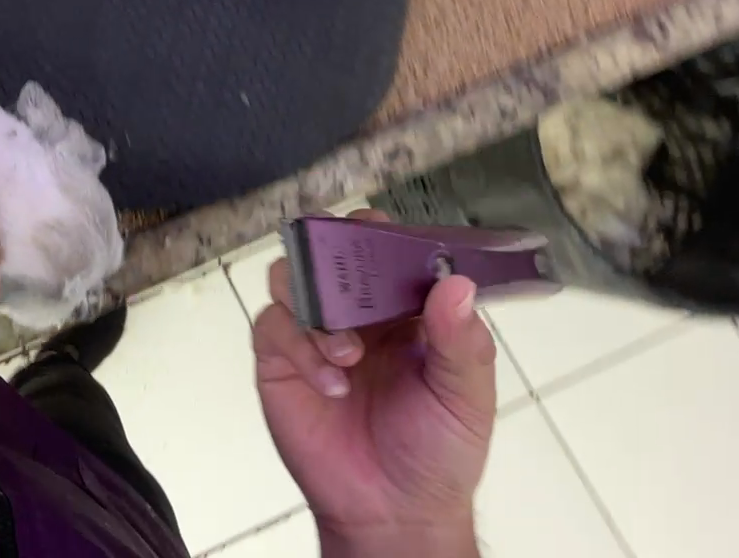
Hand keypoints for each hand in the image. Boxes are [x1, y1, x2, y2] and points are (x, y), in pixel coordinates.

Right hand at [253, 210, 494, 557]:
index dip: (375, 232)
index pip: (379, 249)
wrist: (389, 511)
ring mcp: (308, 328)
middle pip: (321, 250)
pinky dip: (301, 349)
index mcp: (396, 308)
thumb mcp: (465, 400)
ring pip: (288, 277)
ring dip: (314, 306)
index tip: (376, 229)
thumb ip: (461, 344)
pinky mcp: (277, 355)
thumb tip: (455, 282)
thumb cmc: (437, 451)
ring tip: (347, 353)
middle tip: (344, 277)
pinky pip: (273, 326)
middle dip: (327, 253)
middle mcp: (348, 309)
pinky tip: (332, 384)